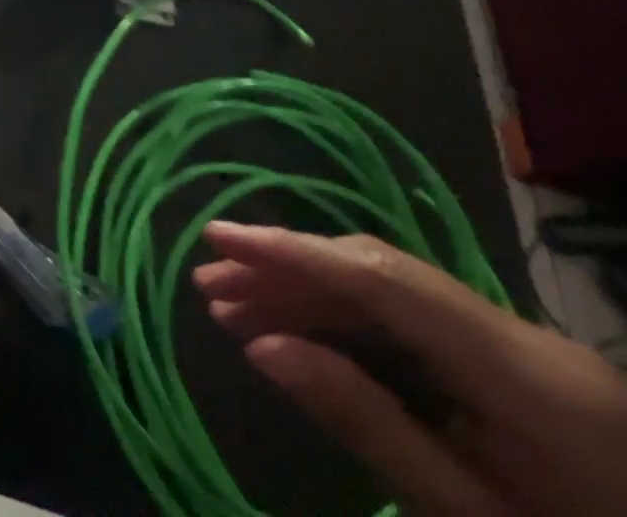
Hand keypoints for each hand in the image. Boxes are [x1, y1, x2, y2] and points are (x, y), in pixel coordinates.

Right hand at [194, 222, 626, 516]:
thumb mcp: (457, 503)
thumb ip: (363, 421)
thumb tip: (262, 347)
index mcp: (518, 372)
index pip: (386, 282)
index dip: (294, 252)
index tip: (216, 236)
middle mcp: (518, 336)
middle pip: (382, 277)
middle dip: (287, 272)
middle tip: (207, 286)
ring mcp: (518, 345)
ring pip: (390, 294)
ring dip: (306, 295)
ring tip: (231, 309)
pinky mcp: (511, 361)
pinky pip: (411, 321)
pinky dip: (342, 319)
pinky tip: (293, 331)